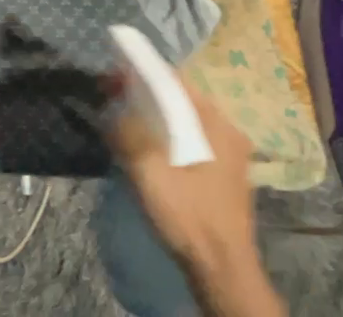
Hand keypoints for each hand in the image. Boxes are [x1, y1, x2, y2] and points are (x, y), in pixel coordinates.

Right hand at [110, 71, 280, 316]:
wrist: (222, 270)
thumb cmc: (188, 215)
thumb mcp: (149, 171)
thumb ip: (129, 133)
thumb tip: (113, 112)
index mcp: (215, 123)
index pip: (174, 79)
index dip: (140, 72)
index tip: (112, 77)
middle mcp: (228, 130)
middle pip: (181, 98)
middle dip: (145, 93)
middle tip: (114, 99)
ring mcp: (230, 153)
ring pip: (186, 120)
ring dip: (156, 115)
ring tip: (127, 122)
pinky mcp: (225, 174)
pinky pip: (193, 139)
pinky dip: (169, 135)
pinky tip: (151, 149)